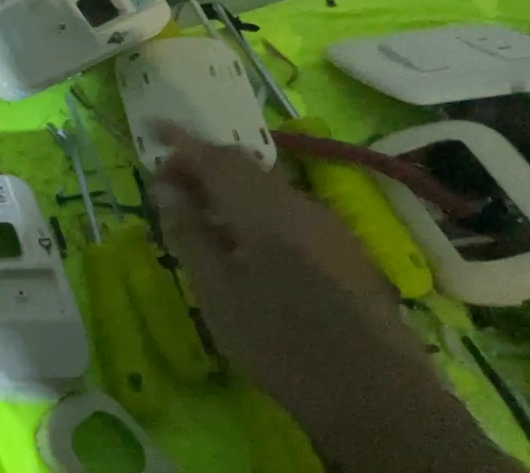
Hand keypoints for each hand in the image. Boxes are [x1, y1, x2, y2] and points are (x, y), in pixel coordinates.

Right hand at [154, 132, 520, 470]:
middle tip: (166, 184)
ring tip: (197, 215)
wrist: (379, 400)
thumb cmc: (279, 341)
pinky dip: (253, 209)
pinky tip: (240, 242)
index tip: (151, 129)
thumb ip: (189, 231)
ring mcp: (329, 229)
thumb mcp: (216, 289)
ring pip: (267, 189)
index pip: (214, 156)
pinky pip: (288, 211)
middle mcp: (300, 206)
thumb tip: (167, 188)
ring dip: (227, 189)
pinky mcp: (346, 253)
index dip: (180, 140)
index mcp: (264, 209)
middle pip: (244, 168)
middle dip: (201, 166)